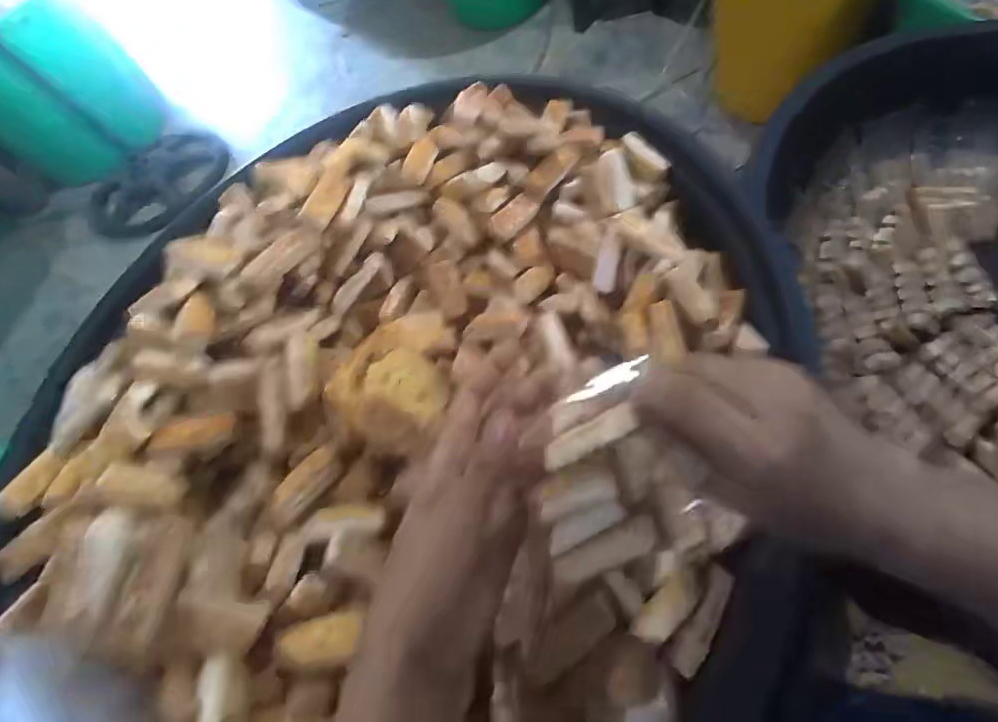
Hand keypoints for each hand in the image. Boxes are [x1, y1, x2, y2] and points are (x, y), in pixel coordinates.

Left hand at [339, 376, 545, 721]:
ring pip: (518, 461)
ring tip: (576, 409)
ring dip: (542, 436)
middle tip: (564, 373)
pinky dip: (549, 481)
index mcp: (446, 462)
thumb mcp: (454, 515)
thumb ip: (485, 467)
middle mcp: (468, 476)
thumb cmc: (427, 573)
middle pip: (500, 429)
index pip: (471, 406)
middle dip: (526, 399)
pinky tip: (572, 467)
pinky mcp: (507, 539)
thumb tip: (510, 411)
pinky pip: (530, 500)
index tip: (521, 346)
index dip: (492, 375)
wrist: (421, 652)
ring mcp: (489, 508)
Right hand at [632, 354, 894, 545]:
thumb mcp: (741, 505)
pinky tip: (717, 398)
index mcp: (756, 447)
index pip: (682, 396)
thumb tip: (645, 419)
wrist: (878, 491)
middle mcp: (767, 398)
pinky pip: (729, 359)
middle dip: (661, 378)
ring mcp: (780, 374)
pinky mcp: (787, 363)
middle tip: (649, 401)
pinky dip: (711, 374)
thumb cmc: (808, 516)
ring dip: (685, 374)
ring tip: (681, 401)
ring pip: (707, 357)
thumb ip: (689, 459)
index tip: (631, 405)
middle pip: (690, 366)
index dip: (648, 394)